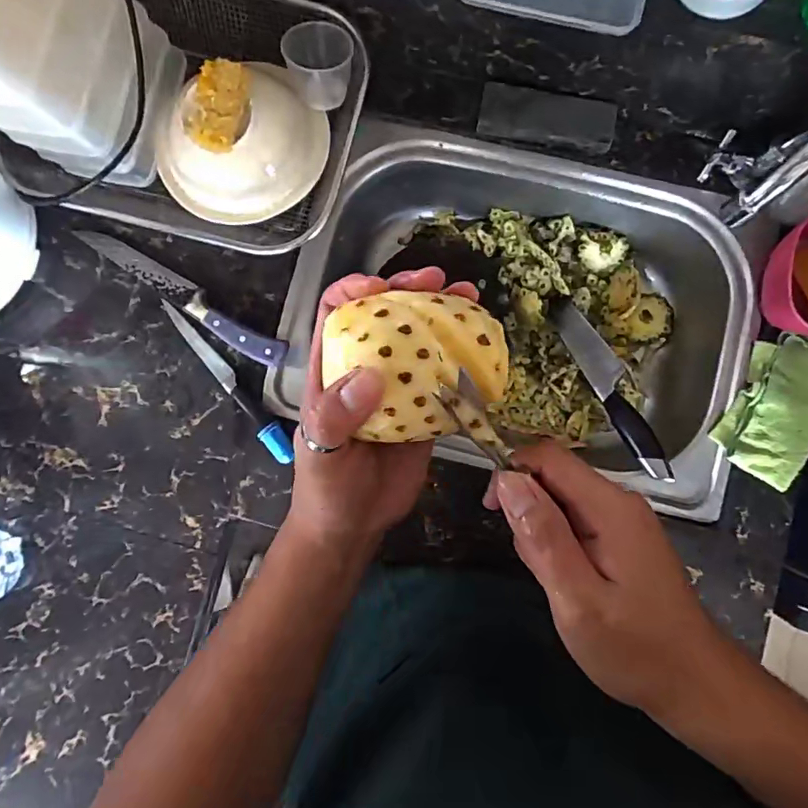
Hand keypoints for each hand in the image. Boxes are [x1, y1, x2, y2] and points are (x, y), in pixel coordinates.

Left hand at [286, 267, 478, 555]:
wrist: (353, 526)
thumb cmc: (325, 488)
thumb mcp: (322, 452)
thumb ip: (337, 415)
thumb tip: (370, 376)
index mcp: (333, 368)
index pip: (336, 312)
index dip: (354, 290)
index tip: (381, 286)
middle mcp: (367, 369)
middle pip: (387, 317)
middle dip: (411, 292)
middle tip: (438, 281)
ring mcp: (400, 390)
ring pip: (422, 342)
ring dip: (445, 318)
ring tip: (470, 299)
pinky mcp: (427, 413)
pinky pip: (447, 381)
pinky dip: (466, 363)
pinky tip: (485, 350)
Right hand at [488, 443, 732, 718]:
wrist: (693, 682)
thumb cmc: (634, 648)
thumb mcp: (576, 599)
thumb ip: (543, 537)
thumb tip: (508, 480)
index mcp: (610, 507)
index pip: (549, 457)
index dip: (512, 474)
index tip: (492, 513)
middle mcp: (620, 502)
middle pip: (556, 476)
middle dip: (528, 510)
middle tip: (535, 568)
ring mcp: (625, 520)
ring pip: (564, 501)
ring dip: (543, 531)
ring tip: (555, 583)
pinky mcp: (625, 539)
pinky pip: (579, 522)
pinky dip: (560, 544)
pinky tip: (570, 584)